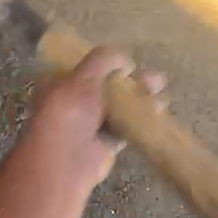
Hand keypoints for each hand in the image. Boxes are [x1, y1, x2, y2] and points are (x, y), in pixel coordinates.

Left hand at [20, 46, 165, 192]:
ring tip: (160, 86)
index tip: (127, 62)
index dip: (105, 64)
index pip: (83, 69)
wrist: (67, 159)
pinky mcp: (104, 143)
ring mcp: (88, 125)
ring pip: (117, 107)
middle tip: (152, 76)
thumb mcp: (83, 77)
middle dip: (129, 80)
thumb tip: (124, 58)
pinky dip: (141, 118)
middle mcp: (72, 104)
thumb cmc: (70, 111)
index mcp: (58, 85)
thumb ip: (103, 60)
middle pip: (105, 88)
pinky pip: (124, 127)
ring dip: (138, 97)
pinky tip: (158, 108)